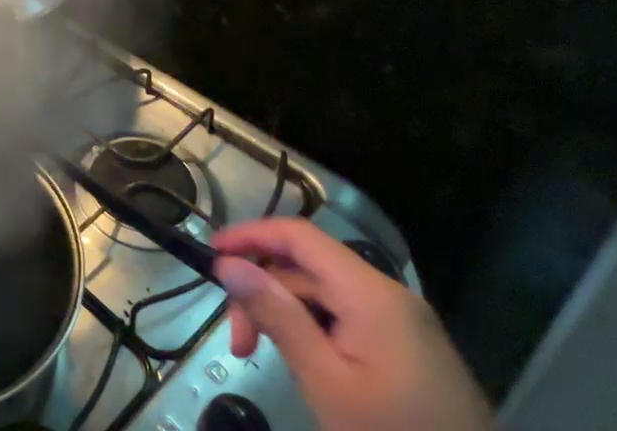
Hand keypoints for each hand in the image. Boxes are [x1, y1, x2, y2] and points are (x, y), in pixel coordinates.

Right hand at [211, 219, 493, 430]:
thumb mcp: (325, 380)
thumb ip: (277, 316)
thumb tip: (229, 264)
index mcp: (372, 294)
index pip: (300, 236)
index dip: (251, 235)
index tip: (209, 254)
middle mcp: (389, 295)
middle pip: (307, 269)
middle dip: (263, 293)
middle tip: (237, 341)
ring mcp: (401, 321)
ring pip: (323, 294)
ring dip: (284, 314)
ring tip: (258, 354)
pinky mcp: (406, 345)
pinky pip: (345, 317)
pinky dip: (312, 329)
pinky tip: (299, 359)